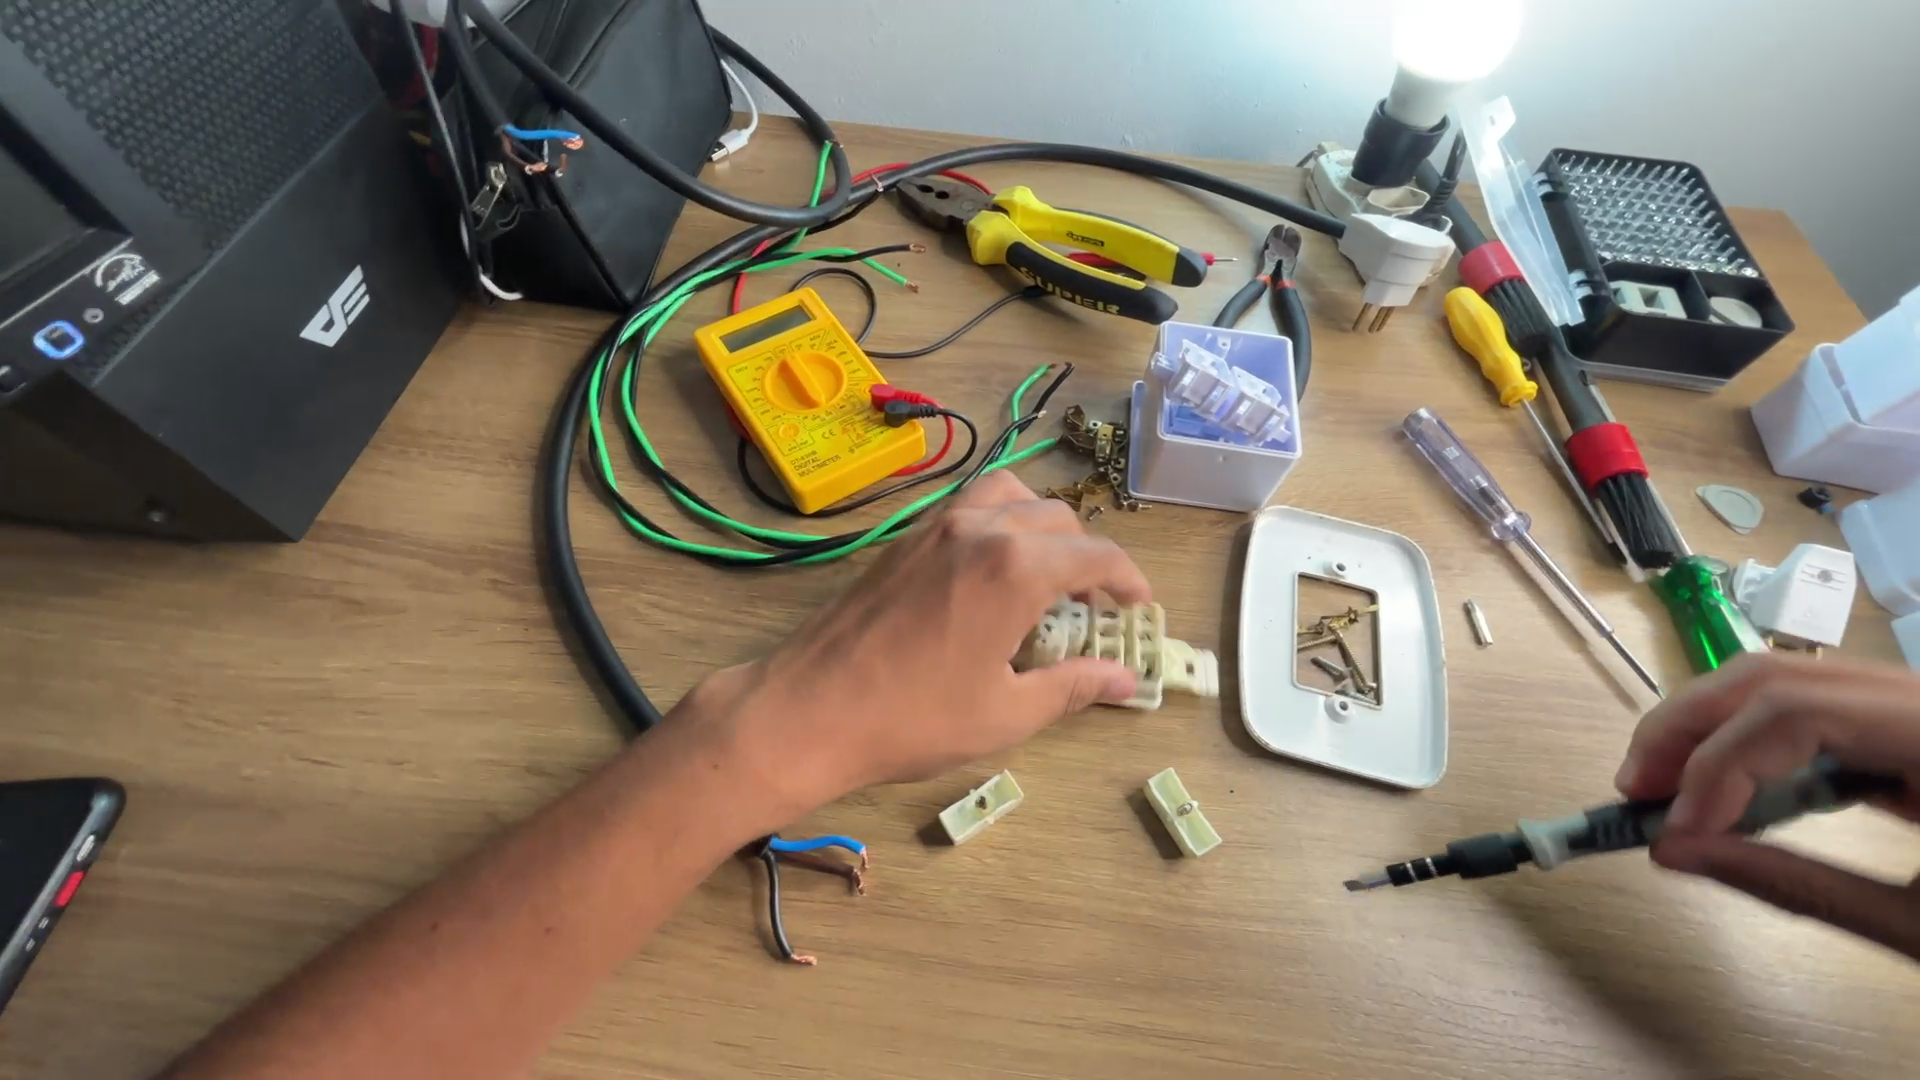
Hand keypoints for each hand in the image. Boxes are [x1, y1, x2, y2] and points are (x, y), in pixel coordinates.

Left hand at [674, 472, 1149, 824]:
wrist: (809, 709)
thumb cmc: (914, 719)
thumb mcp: (1006, 712)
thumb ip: (1072, 685)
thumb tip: (1125, 680)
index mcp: (1016, 568)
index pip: (1096, 555)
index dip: (1128, 580)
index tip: (1138, 606)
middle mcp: (980, 528)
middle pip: (1057, 520)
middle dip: (1086, 557)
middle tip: (1089, 605)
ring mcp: (935, 525)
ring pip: (1010, 495)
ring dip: (1041, 526)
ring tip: (1043, 571)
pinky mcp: (904, 537)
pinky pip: (967, 506)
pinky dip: (998, 521)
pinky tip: (990, 570)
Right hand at [1614, 652, 1919, 958]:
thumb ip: (1796, 884)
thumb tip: (1672, 855)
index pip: (1793, 717)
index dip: (1717, 770)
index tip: (1675, 832)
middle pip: (1770, 679)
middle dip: (1685, 731)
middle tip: (1635, 788)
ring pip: (1781, 681)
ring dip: (1706, 728)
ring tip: (1666, 781)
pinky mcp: (1918, 726)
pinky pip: (1813, 709)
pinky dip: (1752, 741)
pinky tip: (1734, 785)